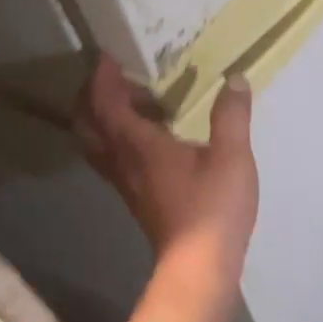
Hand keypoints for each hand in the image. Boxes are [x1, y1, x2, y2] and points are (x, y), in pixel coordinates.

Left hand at [73, 56, 258, 275]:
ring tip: (137, 108)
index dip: (103, 78)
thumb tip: (233, 80)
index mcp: (138, 145)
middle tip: (119, 81)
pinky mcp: (139, 201)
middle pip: (89, 125)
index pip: (105, 103)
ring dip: (106, 122)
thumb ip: (231, 116)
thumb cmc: (213, 207)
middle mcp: (123, 163)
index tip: (111, 57)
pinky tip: (153, 143)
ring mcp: (127, 186)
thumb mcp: (232, 156)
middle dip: (94, 98)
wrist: (201, 265)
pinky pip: (115, 162)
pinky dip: (121, 142)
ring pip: (99, 146)